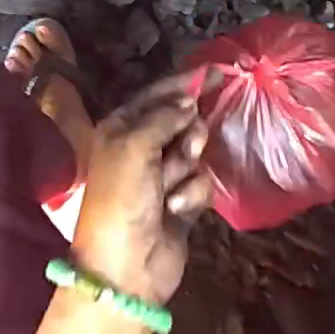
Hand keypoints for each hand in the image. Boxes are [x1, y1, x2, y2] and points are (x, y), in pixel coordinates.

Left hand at [71, 70, 215, 305]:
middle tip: (183, 148)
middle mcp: (141, 144)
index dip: (183, 82)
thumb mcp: (134, 146)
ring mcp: (162, 173)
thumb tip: (187, 101)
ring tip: (169, 185)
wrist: (125, 264)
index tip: (214, 70)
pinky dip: (190, 195)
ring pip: (194, 152)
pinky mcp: (182, 200)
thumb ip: (163, 118)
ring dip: (185, 168)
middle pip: (179, 121)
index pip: (156, 94)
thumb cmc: (122, 194)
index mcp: (121, 125)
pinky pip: (200, 183)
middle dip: (185, 133)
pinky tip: (176, 209)